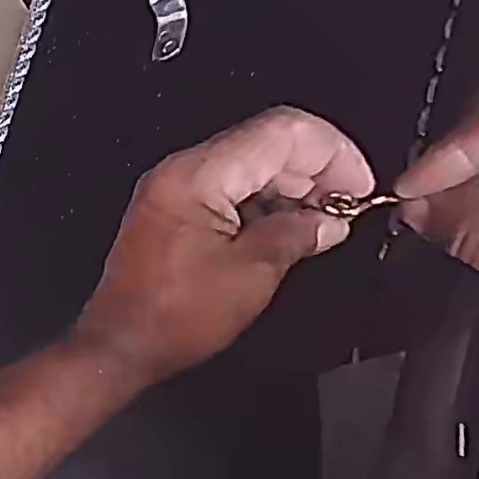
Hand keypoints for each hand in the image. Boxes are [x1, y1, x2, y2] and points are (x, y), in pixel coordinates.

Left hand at [72, 106, 372, 381]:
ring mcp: (167, 194)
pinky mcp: (165, 215)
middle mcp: (175, 175)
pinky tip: (280, 231)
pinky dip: (255, 205)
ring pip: (243, 167)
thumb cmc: (169, 320)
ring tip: (315, 225)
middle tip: (340, 208)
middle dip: (312, 171)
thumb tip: (329, 220)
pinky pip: (220, 192)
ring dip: (286, 189)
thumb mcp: (251, 274)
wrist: (119, 348)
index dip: (333, 153)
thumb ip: (298, 233)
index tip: (358, 186)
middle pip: (262, 143)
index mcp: (194, 177)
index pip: (282, 131)